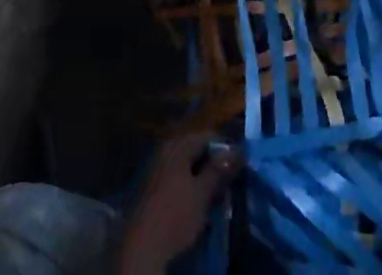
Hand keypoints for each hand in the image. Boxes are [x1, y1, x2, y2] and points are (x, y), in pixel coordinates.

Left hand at [117, 133, 242, 274]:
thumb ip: (219, 170)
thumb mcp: (202, 193)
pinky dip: (190, 184)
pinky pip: (177, 176)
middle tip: (229, 182)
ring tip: (217, 194)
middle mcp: (165, 150)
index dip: (225, 148)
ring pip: (187, 164)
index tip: (239, 166)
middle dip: (214, 164)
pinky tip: (198, 201)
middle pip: (196, 149)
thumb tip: (237, 151)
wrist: (142, 244)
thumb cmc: (175, 214)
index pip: (207, 136)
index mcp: (177, 146)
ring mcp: (156, 166)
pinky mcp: (152, 184)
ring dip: (202, 176)